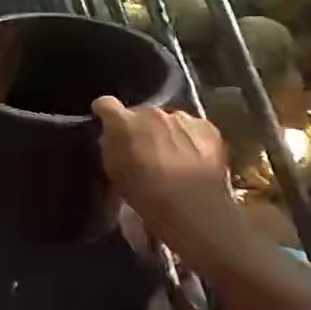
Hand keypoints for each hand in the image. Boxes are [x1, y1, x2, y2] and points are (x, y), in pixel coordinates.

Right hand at [93, 96, 240, 263]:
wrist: (191, 205)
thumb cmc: (144, 192)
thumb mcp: (114, 171)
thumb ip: (111, 146)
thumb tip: (114, 137)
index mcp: (123, 122)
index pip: (105, 104)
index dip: (104, 111)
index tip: (105, 120)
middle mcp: (152, 112)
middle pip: (141, 113)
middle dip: (141, 127)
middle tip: (144, 150)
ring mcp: (182, 118)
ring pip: (169, 120)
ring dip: (167, 133)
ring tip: (173, 158)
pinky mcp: (207, 128)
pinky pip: (192, 129)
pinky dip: (190, 139)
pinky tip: (193, 160)